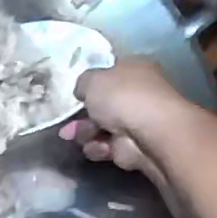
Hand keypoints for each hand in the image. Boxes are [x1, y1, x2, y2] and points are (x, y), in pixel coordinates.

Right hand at [59, 56, 185, 176]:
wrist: (147, 132)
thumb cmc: (122, 97)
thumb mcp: (92, 80)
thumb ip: (82, 83)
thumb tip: (82, 91)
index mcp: (133, 70)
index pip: (110, 73)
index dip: (92, 82)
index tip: (77, 92)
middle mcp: (136, 94)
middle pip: (101, 105)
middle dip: (81, 116)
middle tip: (69, 124)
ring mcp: (134, 122)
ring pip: (98, 128)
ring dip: (85, 133)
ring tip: (82, 136)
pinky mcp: (130, 146)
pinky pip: (104, 146)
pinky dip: (98, 148)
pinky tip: (101, 147)